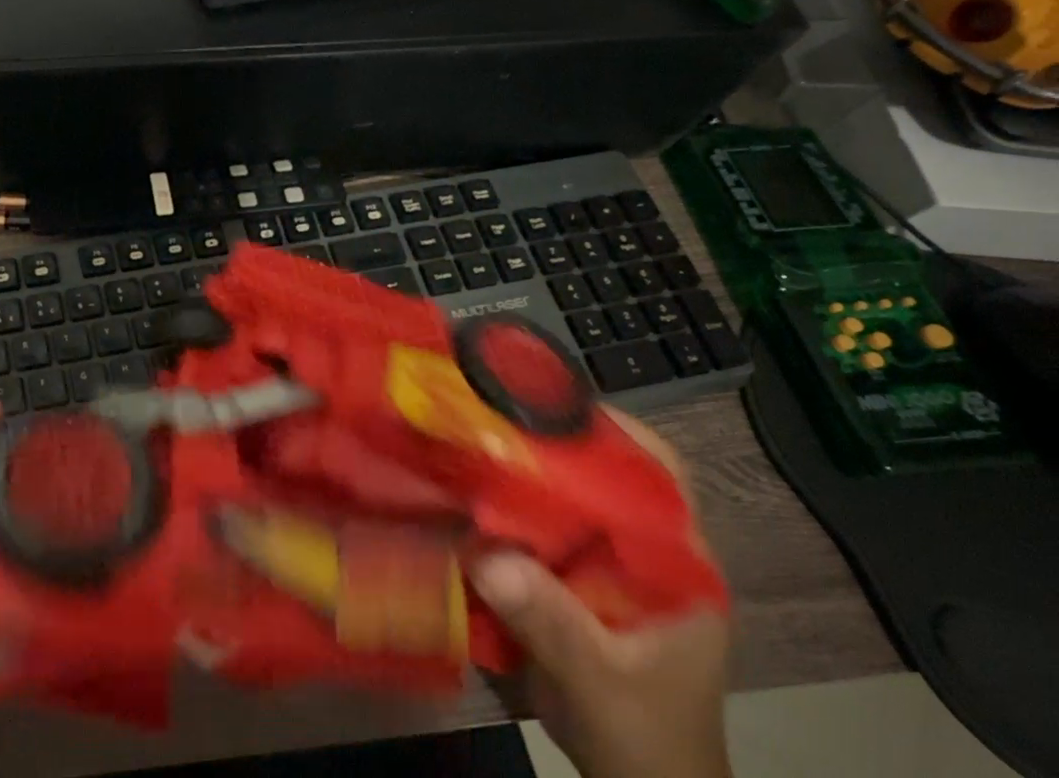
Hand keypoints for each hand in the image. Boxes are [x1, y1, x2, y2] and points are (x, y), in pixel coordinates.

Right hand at [469, 408, 731, 777]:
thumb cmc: (646, 734)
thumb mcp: (601, 680)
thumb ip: (551, 622)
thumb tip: (484, 557)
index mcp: (678, 565)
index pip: (658, 474)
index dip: (611, 432)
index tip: (545, 405)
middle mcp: (643, 555)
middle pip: (598, 481)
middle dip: (544, 452)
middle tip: (483, 426)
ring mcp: (607, 572)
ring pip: (561, 510)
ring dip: (515, 487)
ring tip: (463, 459)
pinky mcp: (572, 589)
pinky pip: (534, 542)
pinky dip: (500, 526)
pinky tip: (460, 514)